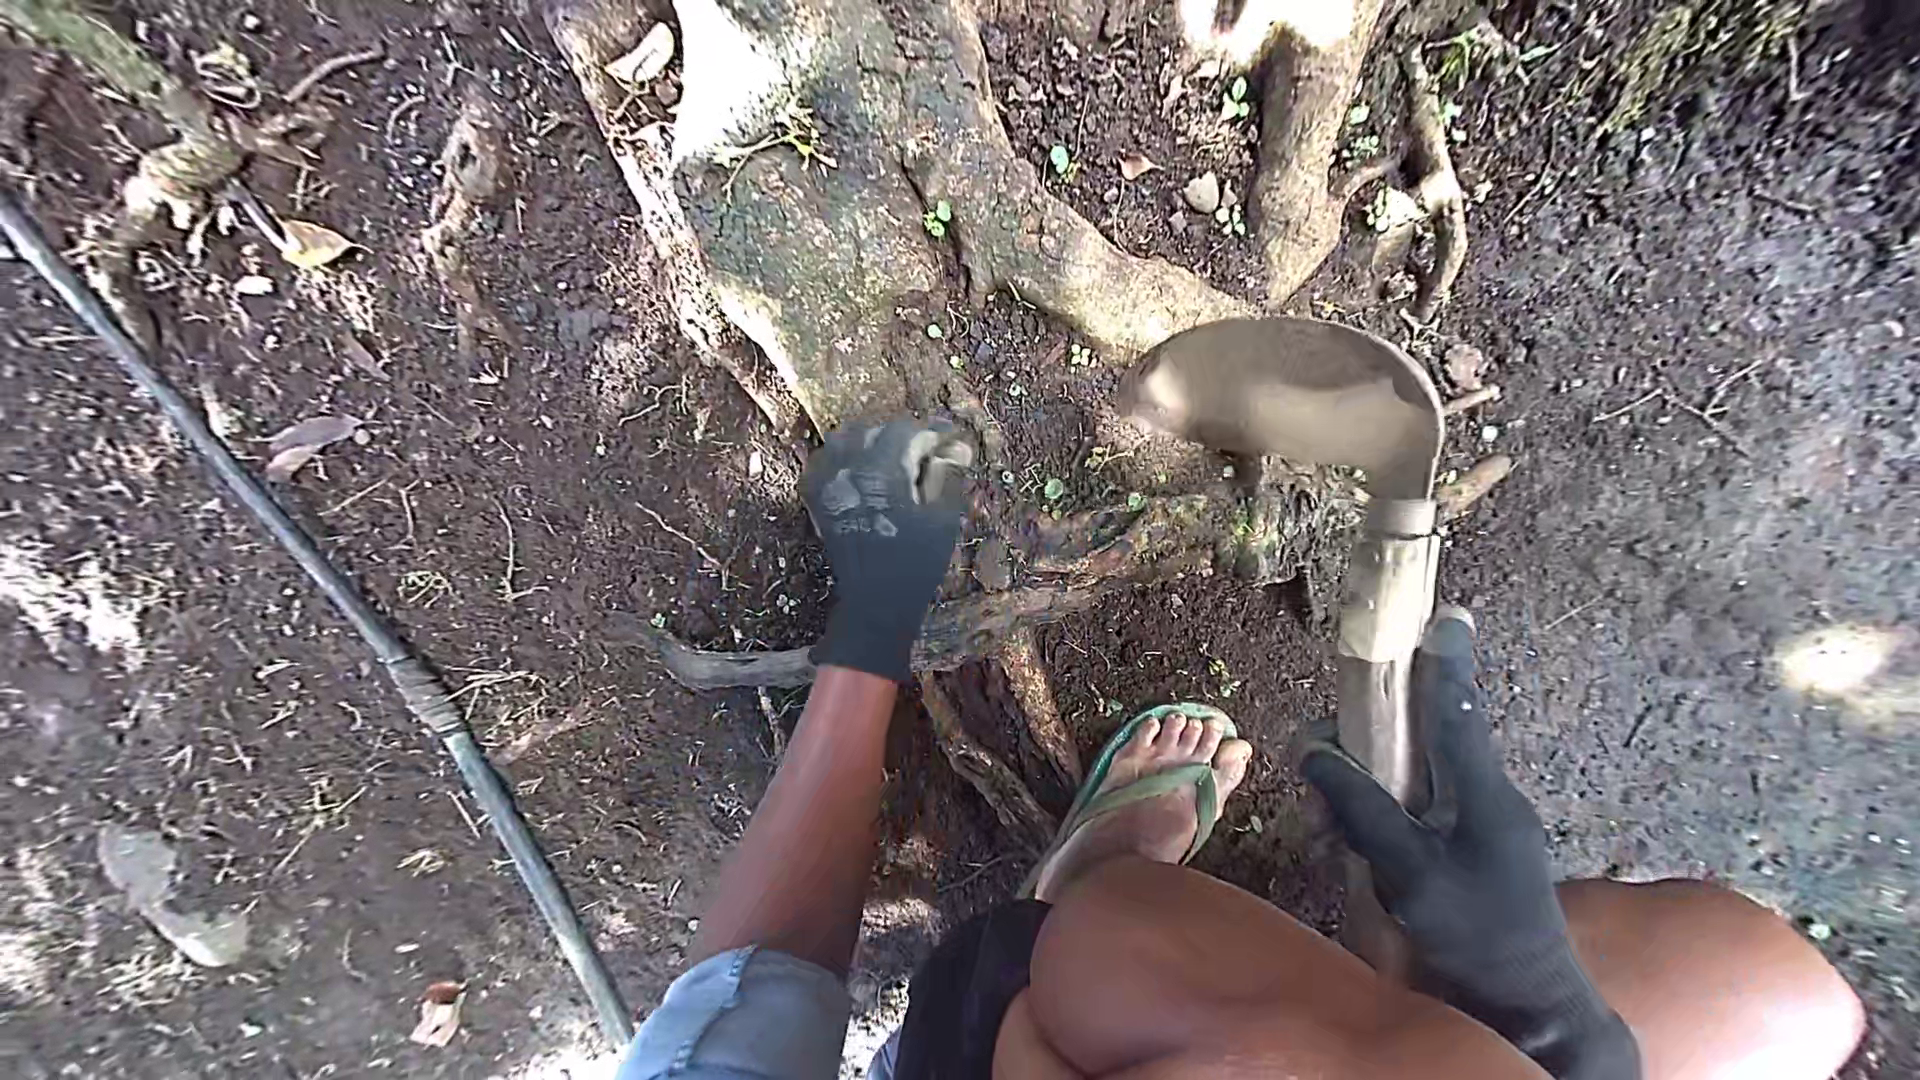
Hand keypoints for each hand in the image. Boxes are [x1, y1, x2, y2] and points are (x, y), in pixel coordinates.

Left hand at [802, 416, 972, 681]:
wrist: (875, 601)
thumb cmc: (916, 562)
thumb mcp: (942, 519)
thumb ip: (947, 477)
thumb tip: (956, 447)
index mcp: (881, 471)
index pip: (905, 431)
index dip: (931, 431)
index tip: (949, 437)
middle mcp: (848, 469)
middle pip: (874, 430)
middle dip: (902, 435)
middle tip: (925, 448)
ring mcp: (827, 482)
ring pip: (844, 439)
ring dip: (870, 440)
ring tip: (893, 454)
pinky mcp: (817, 497)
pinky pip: (824, 461)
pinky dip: (843, 455)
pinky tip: (861, 467)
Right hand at [1303, 609, 1640, 1079]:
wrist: (1522, 1009)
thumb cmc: (1474, 934)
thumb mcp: (1408, 869)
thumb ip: (1358, 804)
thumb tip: (1309, 748)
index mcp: (1482, 792)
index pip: (1458, 710)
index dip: (1446, 661)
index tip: (1447, 615)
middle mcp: (1477, 794)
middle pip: (1408, 736)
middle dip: (1355, 744)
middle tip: (1313, 764)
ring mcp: (1467, 818)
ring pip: (1394, 772)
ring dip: (1351, 790)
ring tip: (1325, 832)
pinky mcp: (1453, 839)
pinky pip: (1397, 805)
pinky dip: (1363, 816)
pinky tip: (1340, 845)